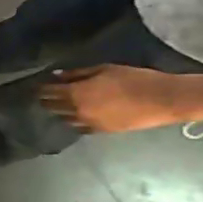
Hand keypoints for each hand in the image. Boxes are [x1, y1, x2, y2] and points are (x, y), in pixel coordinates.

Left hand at [39, 65, 192, 132]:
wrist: (165, 100)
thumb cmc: (135, 79)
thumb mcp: (104, 70)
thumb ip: (77, 73)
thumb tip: (56, 75)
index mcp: (74, 93)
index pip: (47, 92)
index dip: (40, 88)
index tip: (37, 85)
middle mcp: (76, 110)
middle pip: (51, 107)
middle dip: (46, 100)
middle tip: (45, 95)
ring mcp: (87, 123)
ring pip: (64, 119)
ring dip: (60, 112)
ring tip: (60, 106)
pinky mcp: (101, 131)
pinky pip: (80, 127)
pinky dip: (75, 121)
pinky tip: (77, 116)